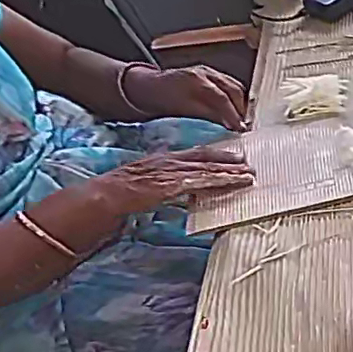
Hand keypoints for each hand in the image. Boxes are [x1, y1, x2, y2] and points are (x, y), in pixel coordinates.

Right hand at [96, 143, 255, 213]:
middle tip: (248, 164)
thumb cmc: (122, 193)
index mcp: (163, 159)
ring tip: (247, 175)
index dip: (215, 155)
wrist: (104, 197)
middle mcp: (169, 161)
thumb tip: (182, 190)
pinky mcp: (172, 185)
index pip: (195, 154)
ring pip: (207, 170)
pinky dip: (219, 181)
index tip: (233, 157)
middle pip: (205, 158)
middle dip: (228, 161)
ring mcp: (171, 172)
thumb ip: (166, 182)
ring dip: (229, 173)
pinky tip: (233, 182)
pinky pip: (201, 182)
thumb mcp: (147, 181)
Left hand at [122, 64, 248, 130]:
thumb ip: (208, 115)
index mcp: (196, 80)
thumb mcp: (184, 110)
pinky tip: (234, 108)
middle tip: (243, 125)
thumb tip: (228, 125)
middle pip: (234, 90)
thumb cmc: (161, 99)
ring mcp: (208, 71)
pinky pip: (229, 85)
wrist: (146, 87)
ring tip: (241, 118)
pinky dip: (235, 97)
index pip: (223, 98)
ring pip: (234, 86)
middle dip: (241, 108)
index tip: (240, 128)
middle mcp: (205, 72)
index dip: (234, 114)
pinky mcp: (209, 74)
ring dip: (240, 103)